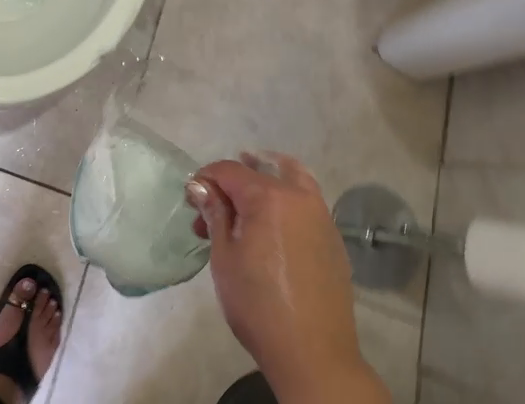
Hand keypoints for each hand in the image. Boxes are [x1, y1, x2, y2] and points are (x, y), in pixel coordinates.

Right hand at [187, 153, 387, 403]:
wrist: (313, 353)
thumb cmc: (258, 304)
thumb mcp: (225, 258)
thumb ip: (215, 214)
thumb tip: (201, 186)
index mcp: (269, 197)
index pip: (230, 170)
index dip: (206, 178)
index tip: (192, 198)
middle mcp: (300, 196)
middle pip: (262, 171)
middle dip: (234, 182)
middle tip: (214, 207)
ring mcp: (322, 216)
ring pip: (291, 180)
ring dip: (264, 183)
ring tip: (243, 207)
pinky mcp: (333, 238)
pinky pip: (306, 205)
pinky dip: (285, 203)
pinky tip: (271, 231)